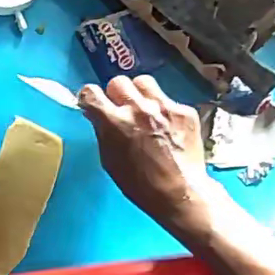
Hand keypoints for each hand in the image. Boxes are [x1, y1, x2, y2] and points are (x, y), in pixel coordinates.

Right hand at [78, 75, 233, 248]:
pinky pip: (167, 99)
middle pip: (118, 82)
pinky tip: (166, 127)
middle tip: (120, 109)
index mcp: (114, 122)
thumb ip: (102, 131)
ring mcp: (164, 106)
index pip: (91, 92)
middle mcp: (138, 108)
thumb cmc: (138, 183)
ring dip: (139, 93)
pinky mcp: (185, 110)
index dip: (89, 97)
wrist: (180, 192)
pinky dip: (163, 109)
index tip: (93, 104)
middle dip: (115, 94)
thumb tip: (97, 115)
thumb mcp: (109, 159)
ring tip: (143, 110)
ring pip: (144, 82)